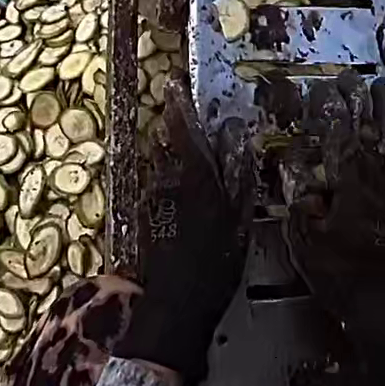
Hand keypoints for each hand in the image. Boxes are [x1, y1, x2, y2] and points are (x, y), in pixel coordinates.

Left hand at [113, 81, 254, 380]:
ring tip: (183, 156)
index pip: (185, 132)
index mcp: (196, 179)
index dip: (179, 107)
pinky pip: (156, 185)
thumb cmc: (215, 263)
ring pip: (160, 163)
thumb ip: (238, 175)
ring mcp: (153, 197)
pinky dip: (166, 179)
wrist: (176, 301)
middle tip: (180, 112)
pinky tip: (178, 193)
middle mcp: (169, 182)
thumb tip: (238, 139)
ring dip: (169, 153)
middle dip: (173, 126)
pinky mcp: (145, 212)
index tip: (173, 84)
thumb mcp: (239, 221)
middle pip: (168, 144)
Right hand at [274, 73, 384, 385]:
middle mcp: (376, 177)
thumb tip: (295, 161)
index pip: (335, 135)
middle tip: (347, 77)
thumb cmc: (334, 268)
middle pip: (367, 128)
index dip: (325, 109)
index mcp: (347, 183)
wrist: (376, 299)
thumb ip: (299, 194)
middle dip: (356, 100)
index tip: (316, 89)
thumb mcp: (302, 234)